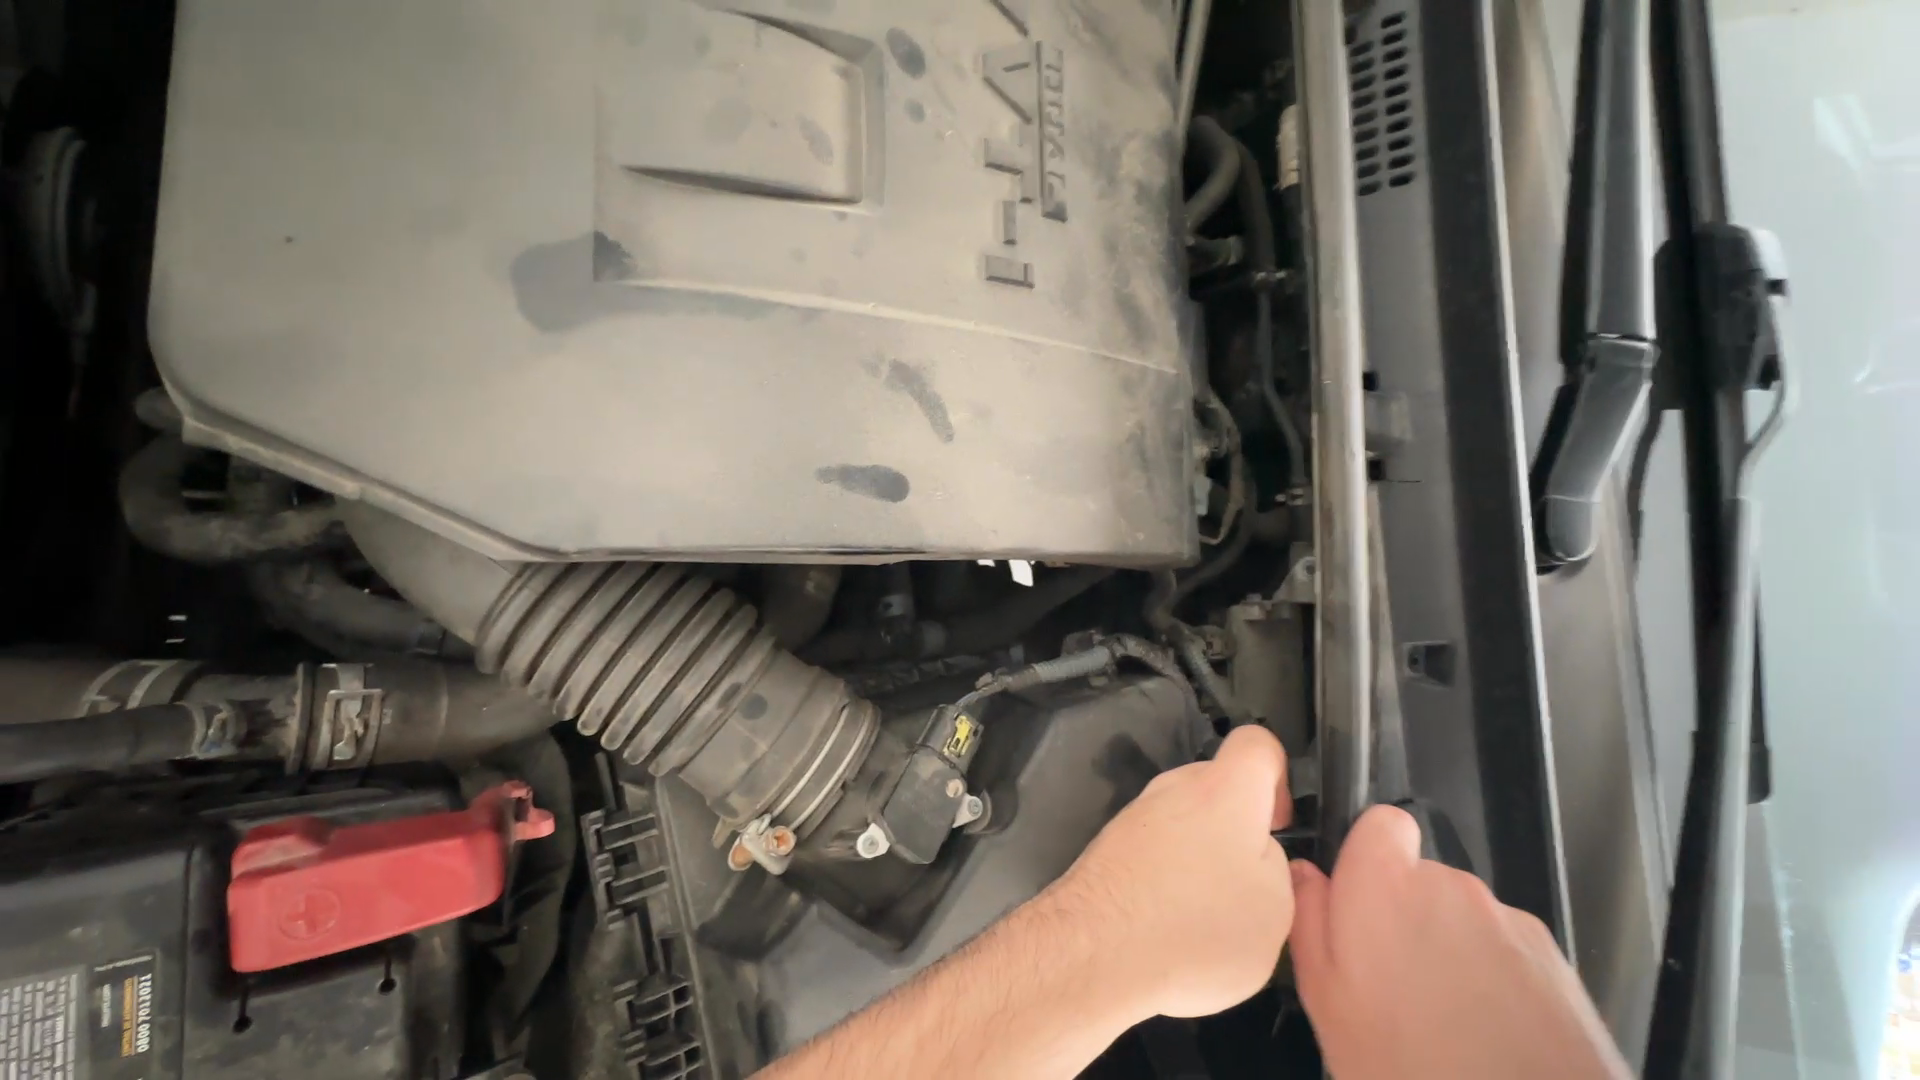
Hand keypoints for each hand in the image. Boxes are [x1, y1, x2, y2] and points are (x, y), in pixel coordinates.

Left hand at [1042, 724, 1295, 1020]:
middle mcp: (1173, 788)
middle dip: (1238, 825)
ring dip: (1201, 854)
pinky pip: (1154, 846)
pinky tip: (1169, 920)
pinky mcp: (1109, 845)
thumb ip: (1275, 864)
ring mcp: (1135, 814)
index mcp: (1223, 791)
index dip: (1278, 776)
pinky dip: (1167, 873)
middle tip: (1247, 883)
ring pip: (1185, 818)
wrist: (1095, 955)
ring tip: (1205, 913)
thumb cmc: (1196, 929)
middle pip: (1218, 785)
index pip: (1257, 743)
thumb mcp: (1275, 910)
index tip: (1279, 822)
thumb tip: (1255, 851)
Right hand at [1288, 805, 1630, 1078]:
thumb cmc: (1405, 1064)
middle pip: (1420, 877)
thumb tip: (1307, 874)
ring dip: (1450, 946)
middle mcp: (1451, 886)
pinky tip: (1489, 1033)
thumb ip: (1308, 917)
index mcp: (1386, 885)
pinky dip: (1496, 977)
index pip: (1382, 822)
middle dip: (1406, 913)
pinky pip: (1506, 949)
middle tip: (1394, 981)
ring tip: (1445, 1018)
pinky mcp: (1556, 961)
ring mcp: (1508, 922)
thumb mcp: (1324, 997)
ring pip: (1462, 916)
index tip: (1361, 901)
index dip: (1370, 855)